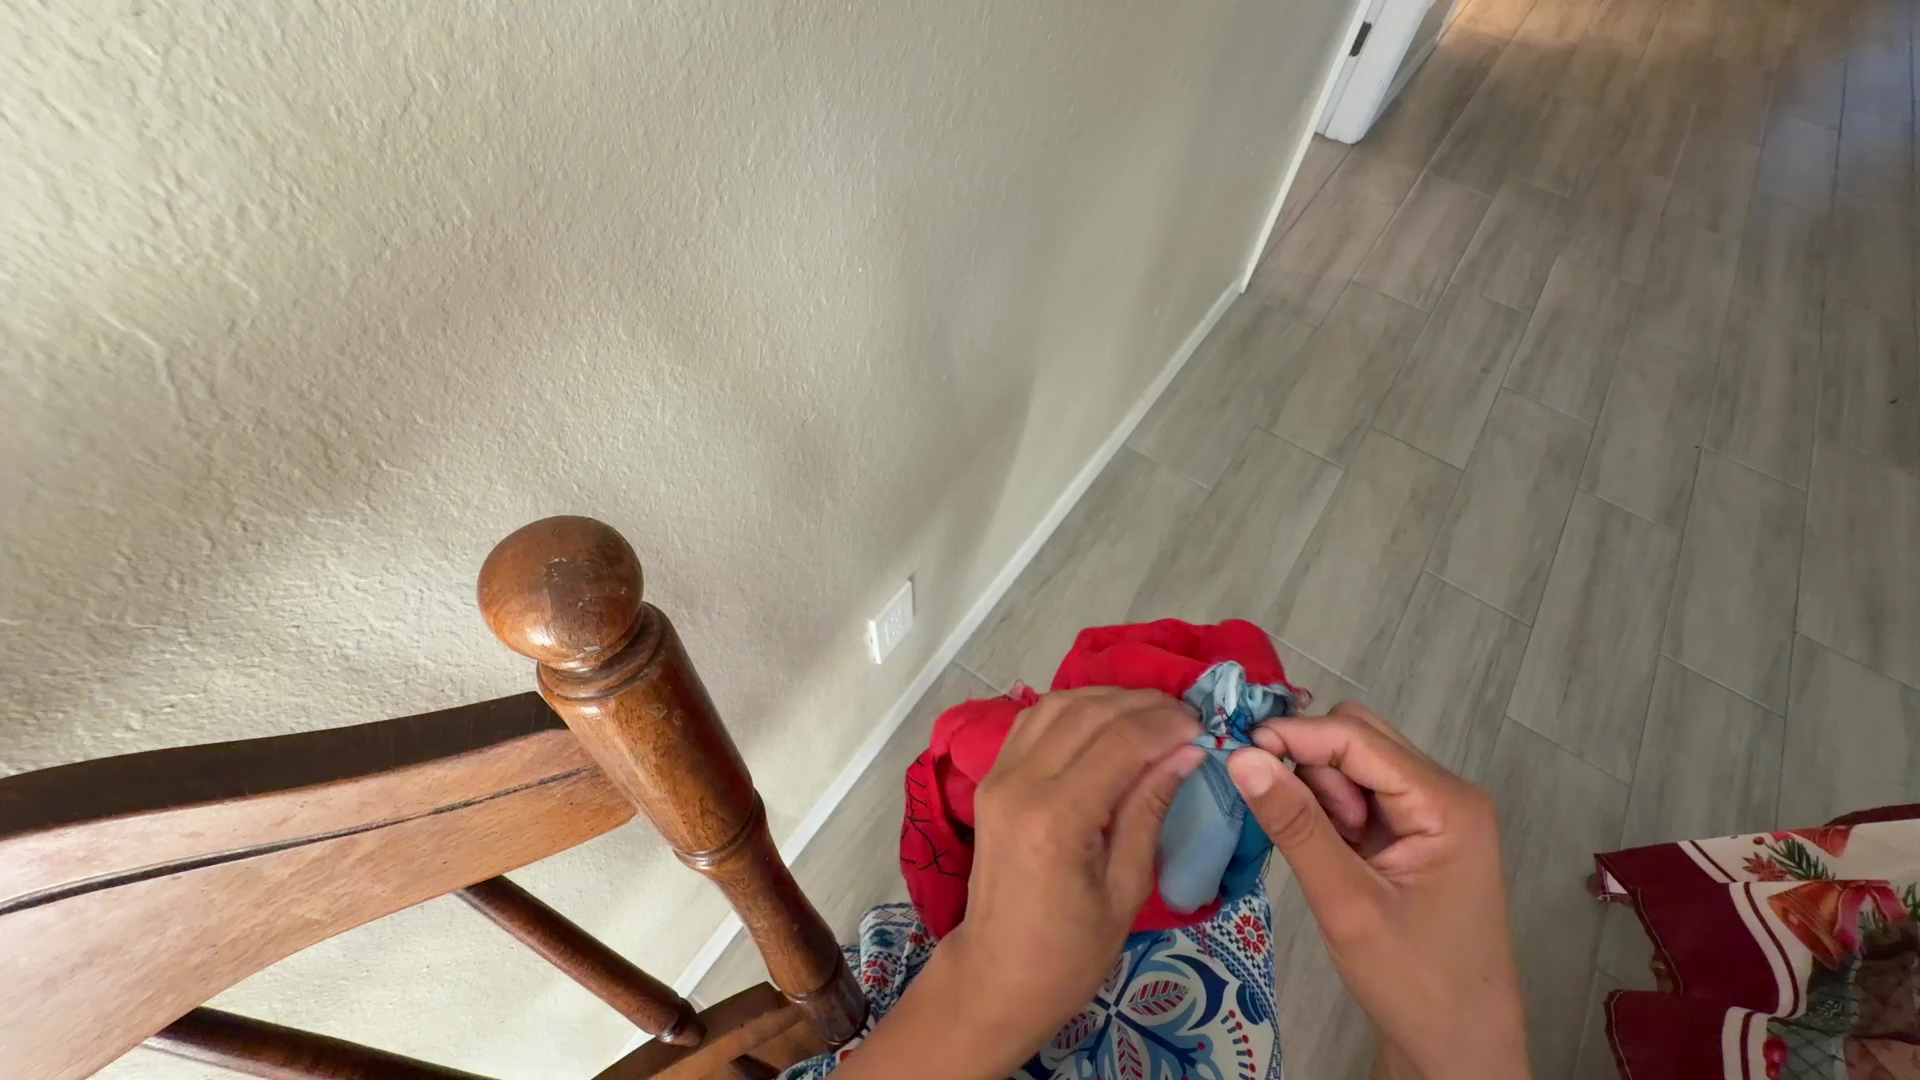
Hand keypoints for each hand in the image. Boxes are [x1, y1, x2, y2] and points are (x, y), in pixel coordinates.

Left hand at [834, 687, 1202, 1079]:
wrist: (997, 974)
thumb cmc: (1070, 951)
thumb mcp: (1127, 890)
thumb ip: (1150, 809)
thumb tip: (1186, 751)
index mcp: (1056, 818)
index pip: (1119, 742)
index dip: (1165, 725)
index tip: (1202, 726)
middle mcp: (1020, 783)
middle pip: (1087, 713)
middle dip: (1142, 704)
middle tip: (1184, 715)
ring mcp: (997, 775)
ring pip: (1056, 705)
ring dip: (1107, 698)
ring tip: (1150, 712)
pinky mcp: (990, 777)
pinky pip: (1032, 720)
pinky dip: (1072, 707)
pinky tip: (1103, 718)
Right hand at [1227, 702, 1529, 1079]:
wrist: (1458, 1052)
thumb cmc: (1411, 982)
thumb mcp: (1345, 903)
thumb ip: (1294, 824)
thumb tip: (1240, 756)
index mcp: (1446, 802)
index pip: (1355, 736)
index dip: (1293, 735)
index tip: (1235, 752)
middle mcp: (1444, 791)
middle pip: (1355, 736)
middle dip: (1309, 764)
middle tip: (1291, 818)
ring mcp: (1429, 809)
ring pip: (1350, 759)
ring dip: (1318, 788)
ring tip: (1323, 850)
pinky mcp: (1411, 828)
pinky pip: (1355, 788)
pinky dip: (1326, 806)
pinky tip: (1329, 849)